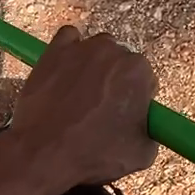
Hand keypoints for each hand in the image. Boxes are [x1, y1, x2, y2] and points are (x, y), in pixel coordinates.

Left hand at [6, 25, 157, 188]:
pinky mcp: (53, 51)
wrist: (42, 154)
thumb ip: (151, 130)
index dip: (137, 100)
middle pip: (121, 63)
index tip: (126, 116)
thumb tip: (145, 126)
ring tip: (80, 97)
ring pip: (96, 52)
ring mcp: (80, 48)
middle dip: (115, 83)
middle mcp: (112, 51)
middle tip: (101, 111)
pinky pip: (68, 39)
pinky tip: (65, 74)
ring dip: (93, 68)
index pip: (146, 80)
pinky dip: (69, 52)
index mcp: (138, 71)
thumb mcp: (141, 154)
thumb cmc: (93, 155)